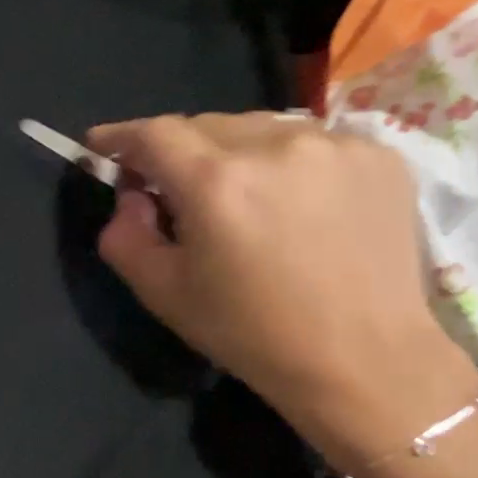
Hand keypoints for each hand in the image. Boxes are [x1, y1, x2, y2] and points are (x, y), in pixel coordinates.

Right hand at [86, 112, 477, 471]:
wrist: (357, 353)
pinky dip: (282, 161)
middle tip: (166, 189)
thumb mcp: (162, 293)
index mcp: (216, 181)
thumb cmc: (246, 330)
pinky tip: (287, 204)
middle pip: (206, 125)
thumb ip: (126, 238)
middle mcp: (276, 143)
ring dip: (231, 152)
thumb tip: (131, 199)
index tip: (99, 146)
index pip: (155, 134)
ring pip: (260, 127)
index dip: (120, 136)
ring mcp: (335, 143)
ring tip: (232, 197)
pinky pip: (310, 141)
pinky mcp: (377, 154)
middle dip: (176, 150)